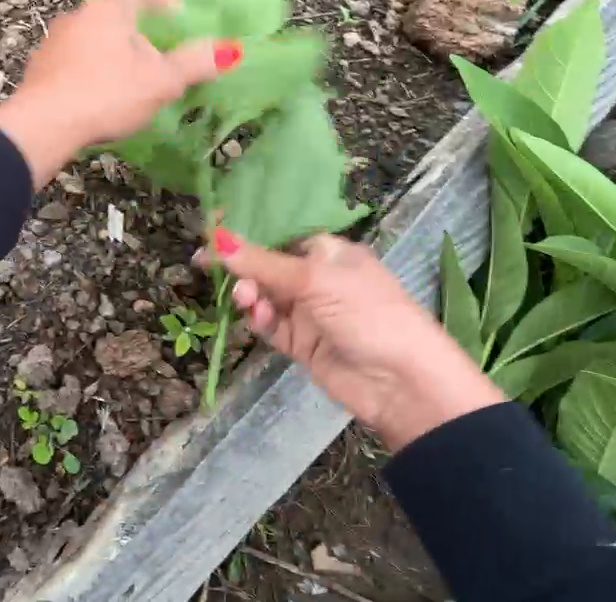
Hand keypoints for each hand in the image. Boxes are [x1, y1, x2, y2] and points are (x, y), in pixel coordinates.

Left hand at [0, 0, 238, 189]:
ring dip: (114, 54)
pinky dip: (91, 70)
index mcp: (107, 12)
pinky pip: (73, 60)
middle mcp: (76, 18)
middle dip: (138, 34)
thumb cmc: (105, 95)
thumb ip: (194, 64)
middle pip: (114, 15)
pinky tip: (99, 97)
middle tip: (157, 60)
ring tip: (131, 83)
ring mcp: (53, 42)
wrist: (42, 125)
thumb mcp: (159, 82)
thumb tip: (228, 50)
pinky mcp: (39, 68)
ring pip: (92, 39)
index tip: (177, 14)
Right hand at [200, 231, 504, 451]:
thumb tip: (215, 241)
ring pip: (263, 295)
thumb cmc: (368, 314)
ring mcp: (309, 312)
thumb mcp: (314, 279)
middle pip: (264, 264)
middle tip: (211, 267)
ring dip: (249, 294)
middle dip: (241, 266)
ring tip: (248, 301)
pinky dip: (259, 320)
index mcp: (329, 252)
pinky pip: (269, 324)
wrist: (404, 385)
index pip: (278, 234)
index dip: (245, 233)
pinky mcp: (301, 343)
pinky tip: (259, 319)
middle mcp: (317, 278)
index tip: (211, 231)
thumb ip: (261, 262)